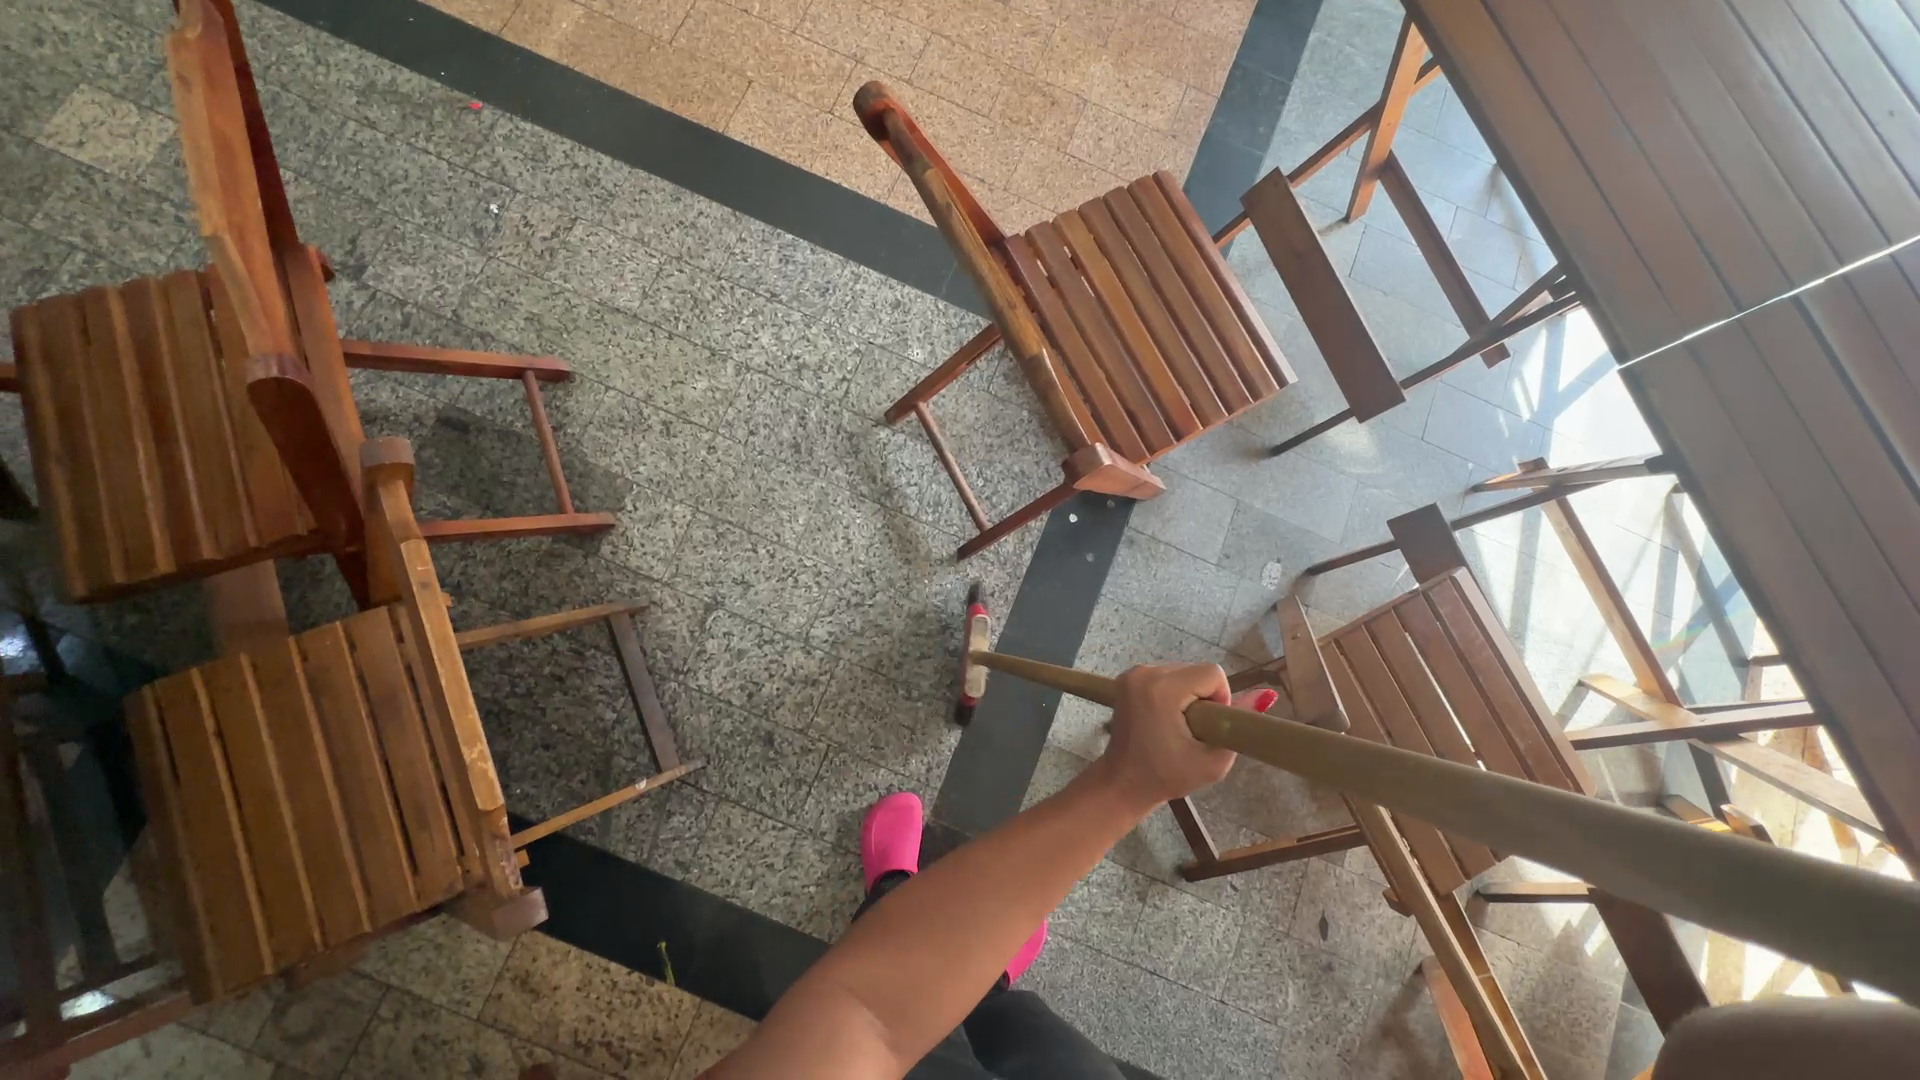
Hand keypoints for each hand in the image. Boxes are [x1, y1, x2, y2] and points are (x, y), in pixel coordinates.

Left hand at [1095, 664, 1275, 809]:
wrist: (1122, 783)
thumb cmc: (1167, 777)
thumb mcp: (1213, 760)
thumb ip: (1239, 724)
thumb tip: (1267, 695)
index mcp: (1161, 690)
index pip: (1212, 673)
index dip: (1220, 698)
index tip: (1209, 725)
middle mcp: (1144, 673)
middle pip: (1196, 671)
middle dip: (1204, 697)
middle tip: (1193, 730)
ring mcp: (1132, 674)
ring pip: (1182, 672)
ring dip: (1189, 695)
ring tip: (1177, 727)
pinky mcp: (1127, 678)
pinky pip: (1166, 676)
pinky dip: (1174, 693)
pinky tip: (1165, 719)